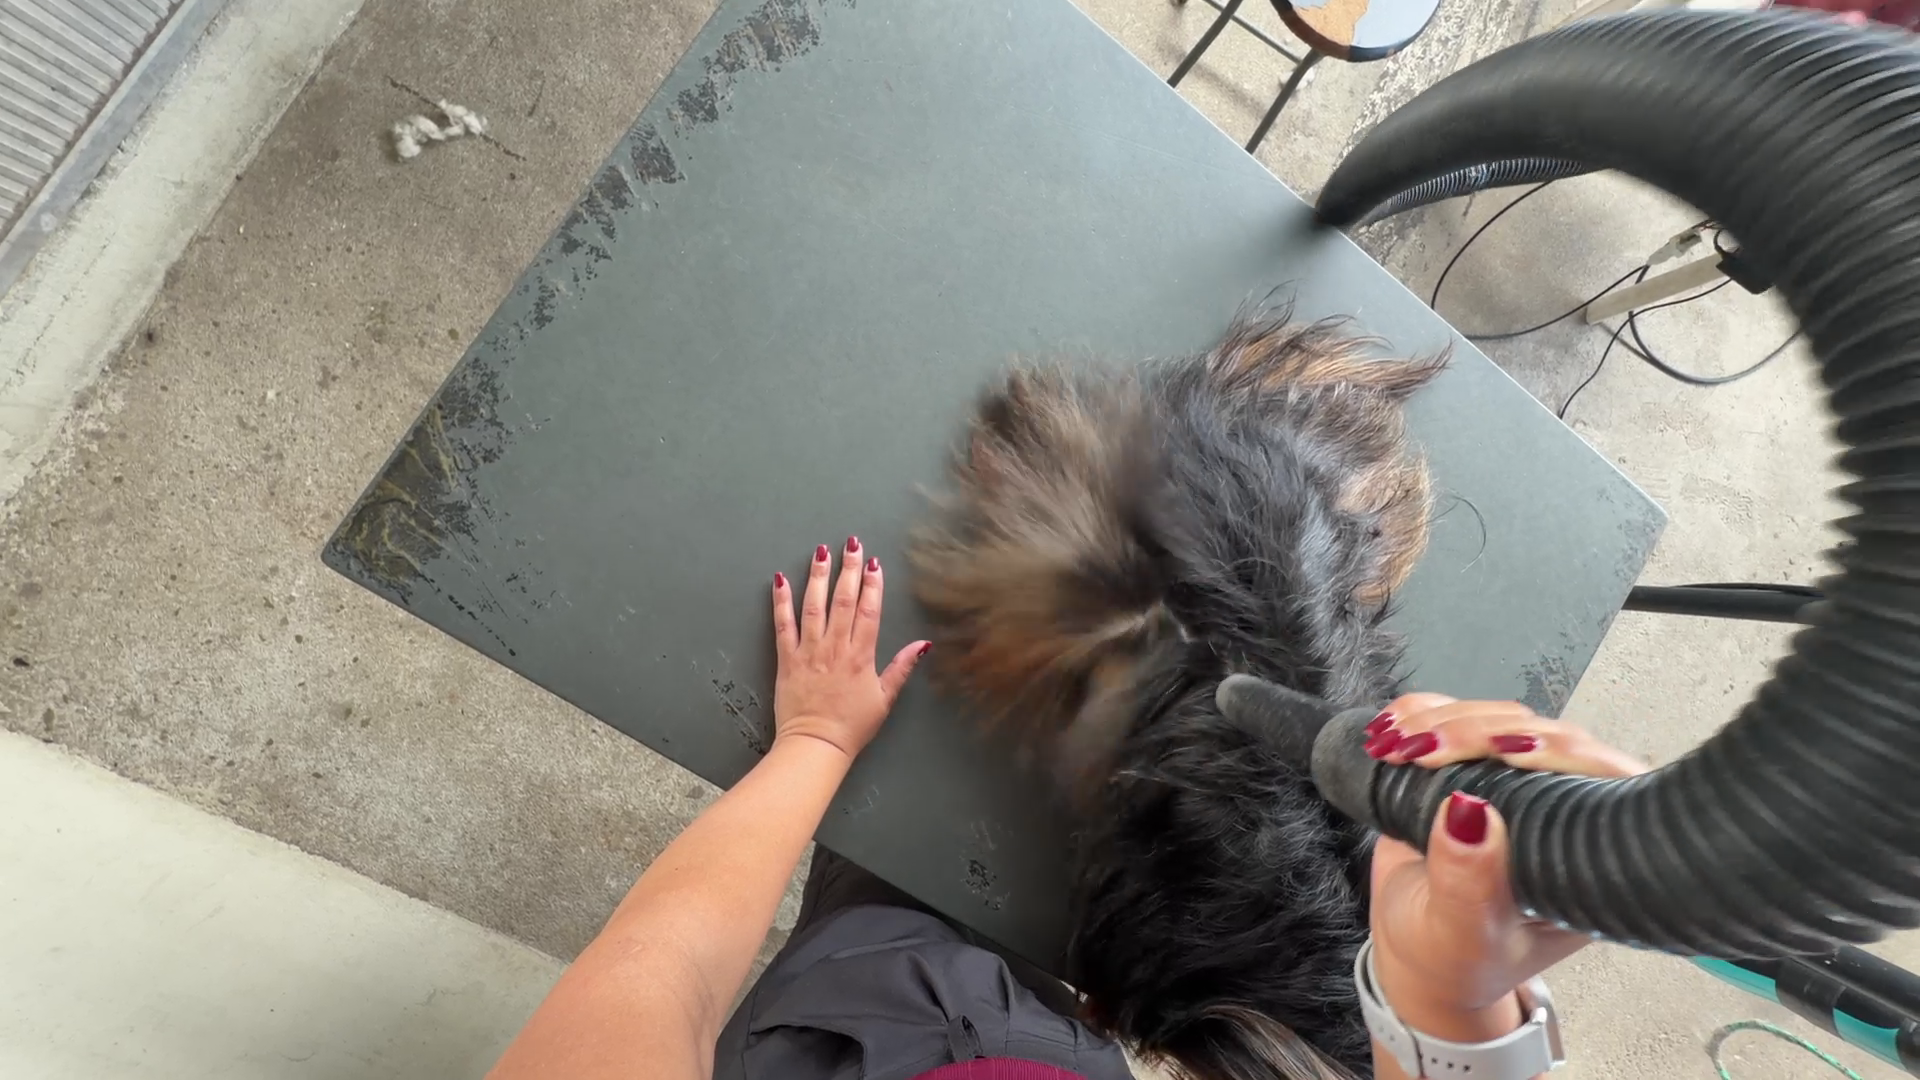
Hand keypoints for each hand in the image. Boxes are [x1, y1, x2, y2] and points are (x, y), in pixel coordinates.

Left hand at [770, 538, 929, 758]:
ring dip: (818, 577)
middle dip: (848, 569)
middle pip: (843, 601)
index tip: (874, 563)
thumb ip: (901, 668)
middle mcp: (836, 647)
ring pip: (814, 606)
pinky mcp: (787, 658)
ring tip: (822, 551)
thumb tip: (923, 644)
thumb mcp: (885, 699)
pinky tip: (781, 579)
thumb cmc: (853, 726)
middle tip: (852, 544)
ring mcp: (809, 651)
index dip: (872, 585)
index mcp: (861, 655)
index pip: (869, 611)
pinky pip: (783, 625)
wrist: (815, 746)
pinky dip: (781, 601)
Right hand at [1365, 695, 1647, 1039]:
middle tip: (1419, 751)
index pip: (1602, 779)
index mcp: (1586, 859)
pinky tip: (1389, 726)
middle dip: (1475, 728)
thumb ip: (1467, 883)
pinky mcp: (1462, 768)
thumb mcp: (1458, 933)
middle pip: (1539, 734)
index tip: (1502, 750)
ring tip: (1393, 745)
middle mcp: (1556, 813)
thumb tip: (1471, 813)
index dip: (1562, 749)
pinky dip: (1415, 711)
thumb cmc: (1449, 956)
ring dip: (1439, 717)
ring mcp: (1508, 785)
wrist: (1409, 946)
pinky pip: (1448, 717)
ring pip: (1493, 716)